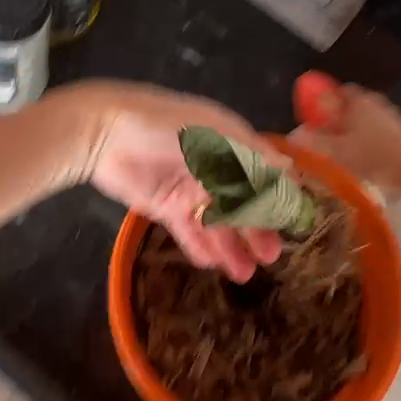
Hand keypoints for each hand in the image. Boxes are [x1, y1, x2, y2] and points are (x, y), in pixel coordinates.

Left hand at [55, 82, 284, 281]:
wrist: (105, 133)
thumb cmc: (166, 127)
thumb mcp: (215, 136)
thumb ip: (252, 158)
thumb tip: (291, 173)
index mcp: (229, 142)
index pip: (262, 172)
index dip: (278, 195)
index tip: (296, 221)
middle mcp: (212, 166)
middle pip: (241, 203)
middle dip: (257, 229)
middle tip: (272, 256)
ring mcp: (187, 187)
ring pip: (216, 222)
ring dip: (231, 246)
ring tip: (244, 273)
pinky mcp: (163, 206)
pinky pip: (187, 230)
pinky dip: (200, 246)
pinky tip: (213, 264)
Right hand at [290, 84, 400, 198]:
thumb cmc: (373, 156)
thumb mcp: (336, 151)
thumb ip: (313, 141)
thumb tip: (294, 134)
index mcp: (359, 100)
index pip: (340, 90)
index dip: (326, 101)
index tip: (316, 116)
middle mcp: (377, 103)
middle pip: (353, 105)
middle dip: (338, 118)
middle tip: (326, 135)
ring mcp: (393, 117)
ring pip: (367, 120)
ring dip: (354, 131)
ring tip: (342, 151)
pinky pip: (379, 132)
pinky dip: (369, 141)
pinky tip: (364, 159)